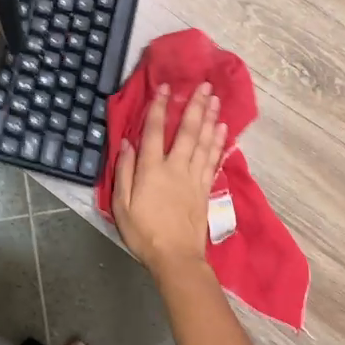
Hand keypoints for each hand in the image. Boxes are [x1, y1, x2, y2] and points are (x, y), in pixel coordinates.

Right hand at [112, 83, 225, 280]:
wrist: (176, 258)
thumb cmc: (144, 232)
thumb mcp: (122, 204)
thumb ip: (124, 171)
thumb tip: (127, 143)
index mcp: (151, 169)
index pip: (154, 131)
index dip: (159, 107)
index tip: (165, 87)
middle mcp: (175, 167)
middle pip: (186, 131)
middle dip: (194, 106)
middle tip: (204, 85)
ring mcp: (193, 177)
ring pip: (203, 141)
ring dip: (209, 118)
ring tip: (215, 99)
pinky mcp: (204, 189)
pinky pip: (212, 159)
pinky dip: (218, 142)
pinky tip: (222, 129)